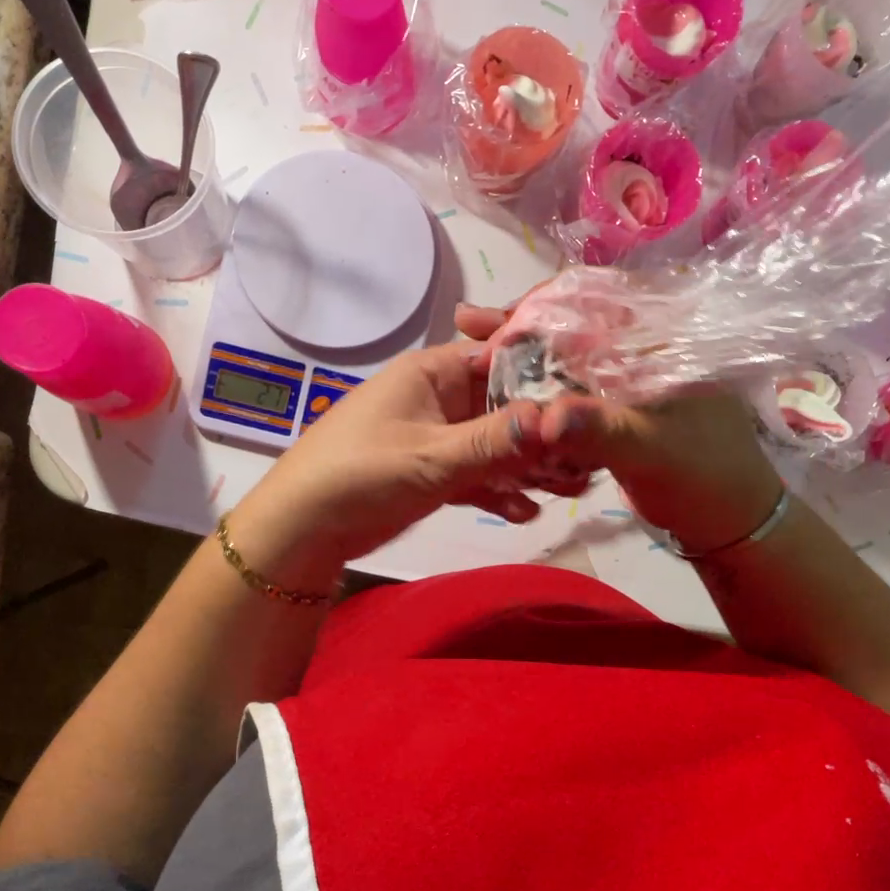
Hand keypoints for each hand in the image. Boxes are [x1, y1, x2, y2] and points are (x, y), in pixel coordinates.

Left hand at [225, 340, 559, 588]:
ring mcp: (435, 438)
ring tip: (569, 490)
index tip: (586, 406)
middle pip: (504, 408)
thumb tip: (558, 418)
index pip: (501, 361)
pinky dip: (497, 491)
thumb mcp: (433, 456)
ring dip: (526, 468)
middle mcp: (437, 398)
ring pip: (494, 446)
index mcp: (432, 373)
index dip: (544, 381)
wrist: (302, 529)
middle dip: (542, 434)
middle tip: (586, 461)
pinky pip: (475, 475)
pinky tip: (525, 513)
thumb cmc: (361, 474)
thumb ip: (497, 440)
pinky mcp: (430, 474)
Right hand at [457, 301, 784, 555]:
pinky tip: (497, 387)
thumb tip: (545, 417)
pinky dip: (533, 385)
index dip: (541, 305)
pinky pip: (565, 385)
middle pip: (569, 320)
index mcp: (660, 337)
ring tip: (468, 342)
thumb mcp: (652, 451)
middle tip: (467, 321)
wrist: (724, 519)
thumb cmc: (703, 475)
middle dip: (518, 322)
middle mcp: (639, 345)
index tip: (496, 322)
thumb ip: (601, 430)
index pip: (594, 299)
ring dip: (519, 350)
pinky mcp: (612, 404)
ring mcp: (623, 375)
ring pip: (563, 352)